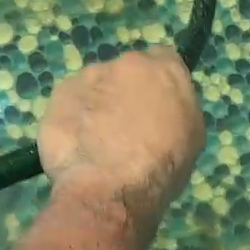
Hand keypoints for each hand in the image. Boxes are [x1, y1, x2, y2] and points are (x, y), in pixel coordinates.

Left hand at [37, 47, 203, 229]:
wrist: (110, 189)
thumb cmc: (162, 170)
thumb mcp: (191, 140)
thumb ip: (177, 111)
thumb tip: (163, 110)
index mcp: (165, 71)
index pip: (163, 60)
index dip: (156, 85)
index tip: (153, 107)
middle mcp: (126, 62)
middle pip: (125, 72)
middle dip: (123, 94)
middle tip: (123, 131)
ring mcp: (88, 76)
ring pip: (93, 87)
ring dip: (95, 107)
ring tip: (95, 144)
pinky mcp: (59, 95)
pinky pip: (68, 104)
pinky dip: (72, 121)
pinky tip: (76, 148)